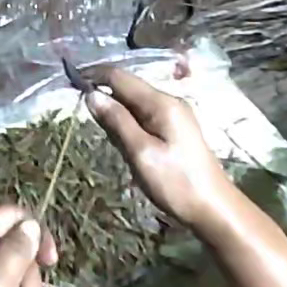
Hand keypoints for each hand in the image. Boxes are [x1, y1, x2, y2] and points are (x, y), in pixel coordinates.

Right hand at [85, 66, 239, 232]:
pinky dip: (127, 121)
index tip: (70, 84)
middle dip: (103, 94)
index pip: (119, 76)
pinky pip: (144, 114)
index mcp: (161, 103)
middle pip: (127, 86)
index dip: (93, 76)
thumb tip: (91, 94)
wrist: (215, 210)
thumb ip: (116, 121)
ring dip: (115, 110)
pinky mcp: (175, 128)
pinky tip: (124, 141)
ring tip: (105, 135)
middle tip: (84, 115)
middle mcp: (168, 101)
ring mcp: (174, 114)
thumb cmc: (177, 183)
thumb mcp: (141, 153)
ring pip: (134, 101)